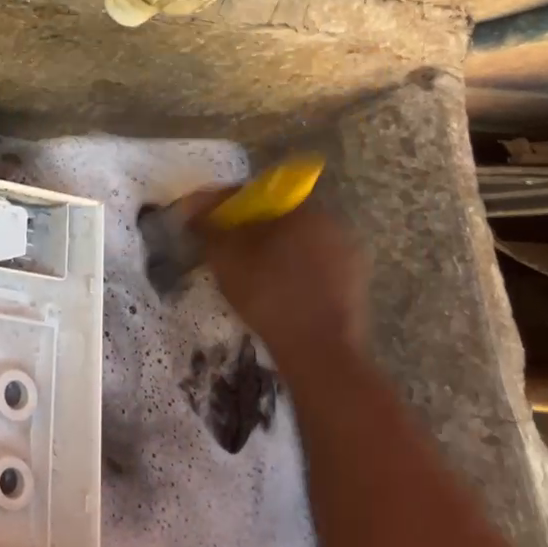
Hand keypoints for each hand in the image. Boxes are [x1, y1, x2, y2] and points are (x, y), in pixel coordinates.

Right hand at [197, 199, 369, 377]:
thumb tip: (193, 207)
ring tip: (244, 266)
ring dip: (269, 247)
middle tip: (221, 241)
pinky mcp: (354, 285)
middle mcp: (334, 226)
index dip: (222, 202)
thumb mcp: (224, 255)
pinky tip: (270, 284)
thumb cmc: (269, 293)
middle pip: (278, 216)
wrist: (321, 352)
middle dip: (247, 225)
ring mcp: (349, 257)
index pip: (256, 194)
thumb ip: (208, 225)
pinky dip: (289, 267)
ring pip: (296, 242)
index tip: (200, 217)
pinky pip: (312, 264)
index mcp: (305, 211)